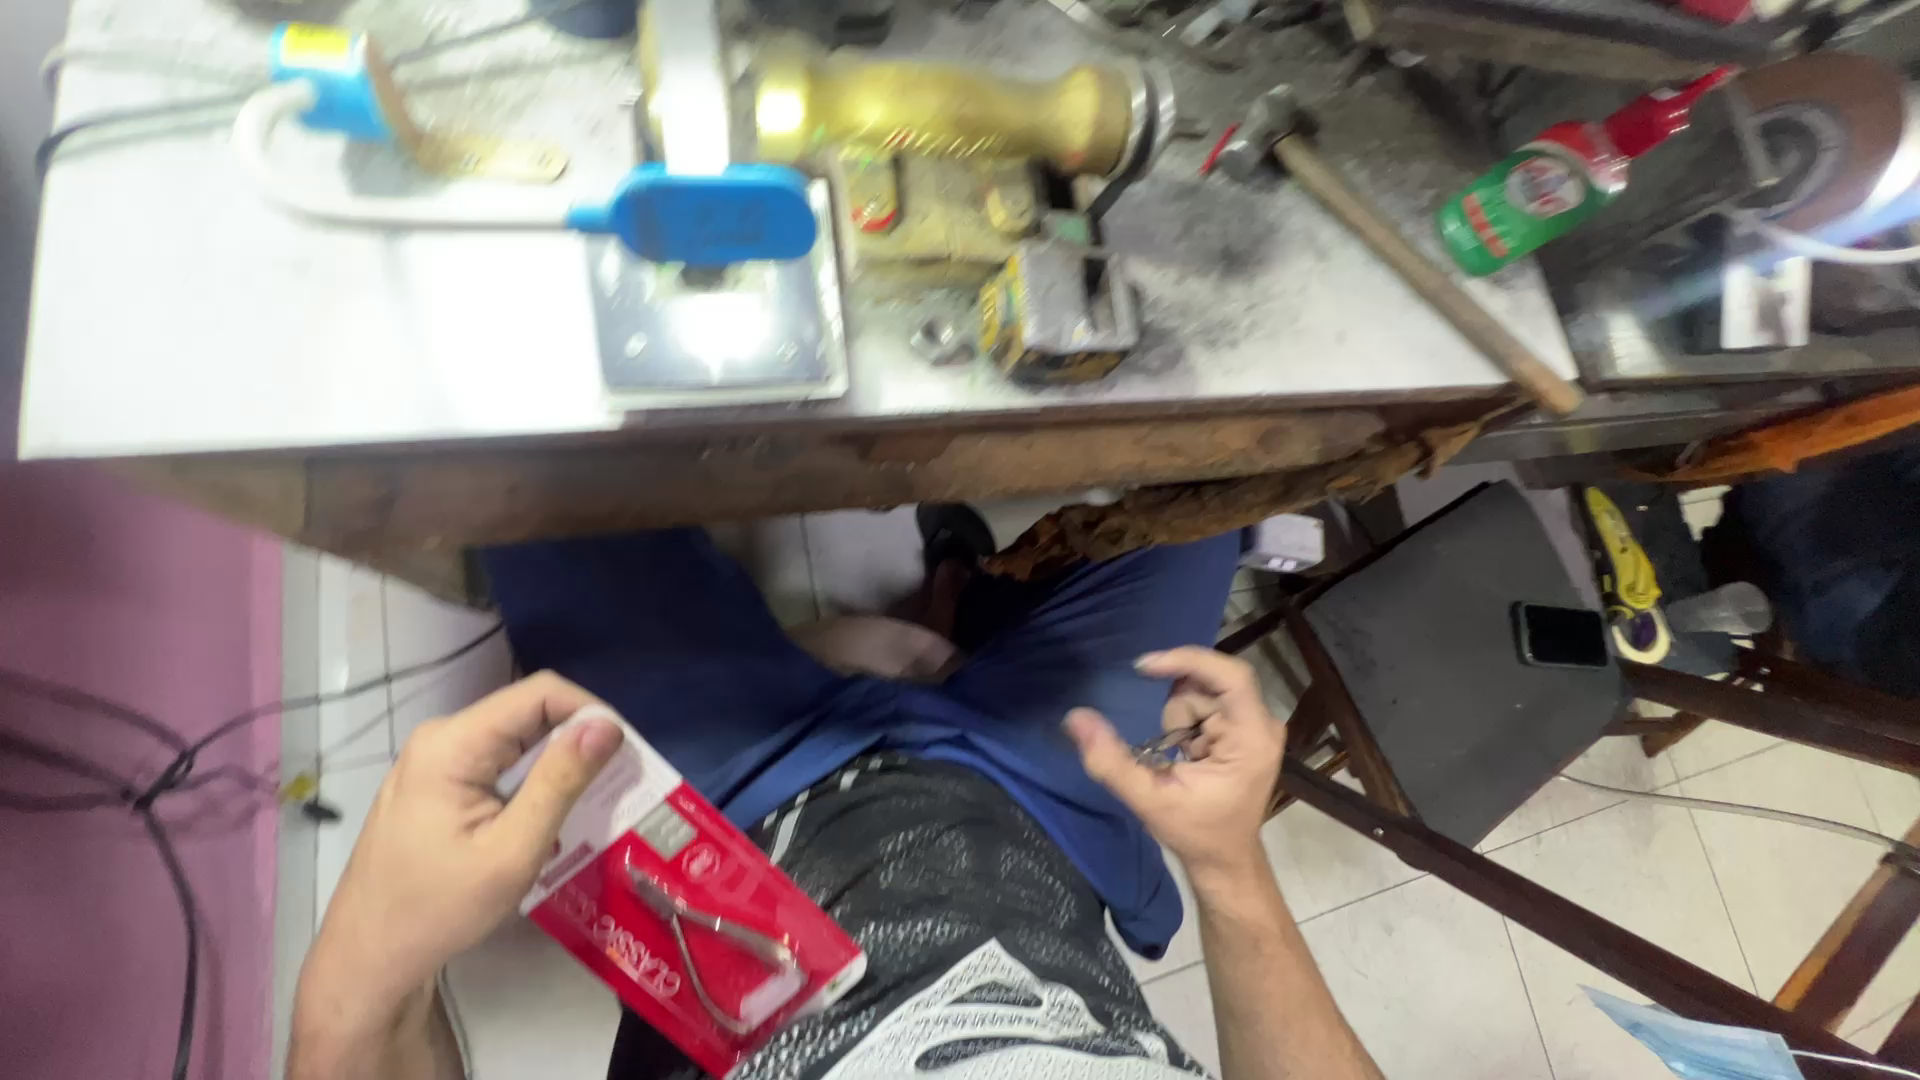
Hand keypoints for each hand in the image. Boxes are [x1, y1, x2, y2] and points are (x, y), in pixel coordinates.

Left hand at [297, 672, 624, 1030]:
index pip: (541, 693)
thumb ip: (560, 781)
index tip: (622, 752)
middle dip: (579, 738)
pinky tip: (550, 812)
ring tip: (588, 799)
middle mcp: (444, 737)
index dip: (589, 711)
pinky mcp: (442, 779)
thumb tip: (608, 725)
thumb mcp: (513, 850)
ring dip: (560, 760)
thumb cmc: (439, 910)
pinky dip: (537, 776)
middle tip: (613, 781)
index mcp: (453, 744)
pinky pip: (504, 758)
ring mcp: (438, 757)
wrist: (367, 963)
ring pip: (521, 735)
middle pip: (531, 711)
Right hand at [1066, 647, 1285, 886]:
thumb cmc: (1196, 833)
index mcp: (1251, 739)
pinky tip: (1187, 753)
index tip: (1144, 667)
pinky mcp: (1244, 726)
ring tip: (1180, 757)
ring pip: (1203, 690)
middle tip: (1166, 746)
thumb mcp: (1148, 800)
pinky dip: (1186, 721)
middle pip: (1209, 682)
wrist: (1225, 860)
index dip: (1188, 660)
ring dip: (1179, 717)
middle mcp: (1261, 724)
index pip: (1231, 676)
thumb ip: (1111, 761)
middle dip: (1177, 710)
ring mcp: (1255, 724)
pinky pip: (1206, 700)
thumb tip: (1075, 718)